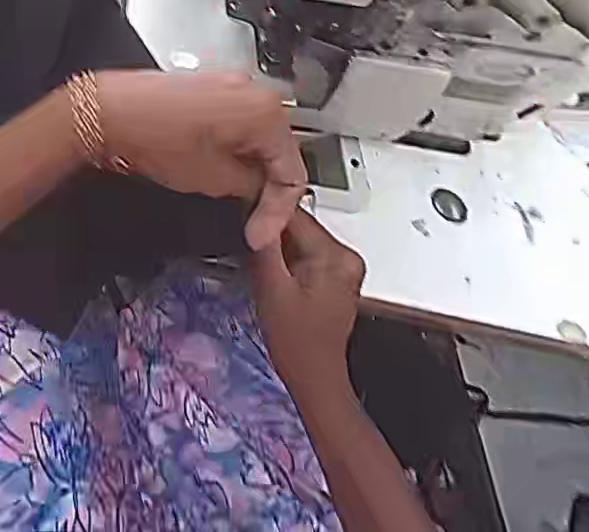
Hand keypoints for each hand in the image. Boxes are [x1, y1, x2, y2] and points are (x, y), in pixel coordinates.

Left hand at [92, 71, 306, 249]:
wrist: (111, 112)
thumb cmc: (152, 134)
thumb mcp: (214, 178)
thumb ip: (250, 188)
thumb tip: (258, 192)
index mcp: (265, 110)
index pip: (293, 171)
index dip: (278, 212)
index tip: (261, 232)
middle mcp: (252, 90)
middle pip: (277, 150)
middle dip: (266, 188)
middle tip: (251, 218)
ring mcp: (229, 86)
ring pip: (256, 137)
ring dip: (248, 168)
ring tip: (227, 193)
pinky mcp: (208, 89)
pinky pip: (235, 123)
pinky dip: (232, 148)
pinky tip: (212, 167)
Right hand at [248, 208, 364, 389]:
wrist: (315, 380)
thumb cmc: (296, 343)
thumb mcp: (272, 288)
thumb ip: (263, 245)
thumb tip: (253, 208)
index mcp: (337, 256)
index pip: (295, 215)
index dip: (264, 213)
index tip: (241, 215)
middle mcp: (346, 256)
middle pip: (299, 226)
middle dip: (271, 233)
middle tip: (249, 246)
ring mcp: (343, 266)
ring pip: (299, 238)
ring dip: (277, 245)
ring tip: (261, 264)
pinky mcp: (335, 275)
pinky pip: (305, 252)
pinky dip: (287, 258)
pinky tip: (275, 273)